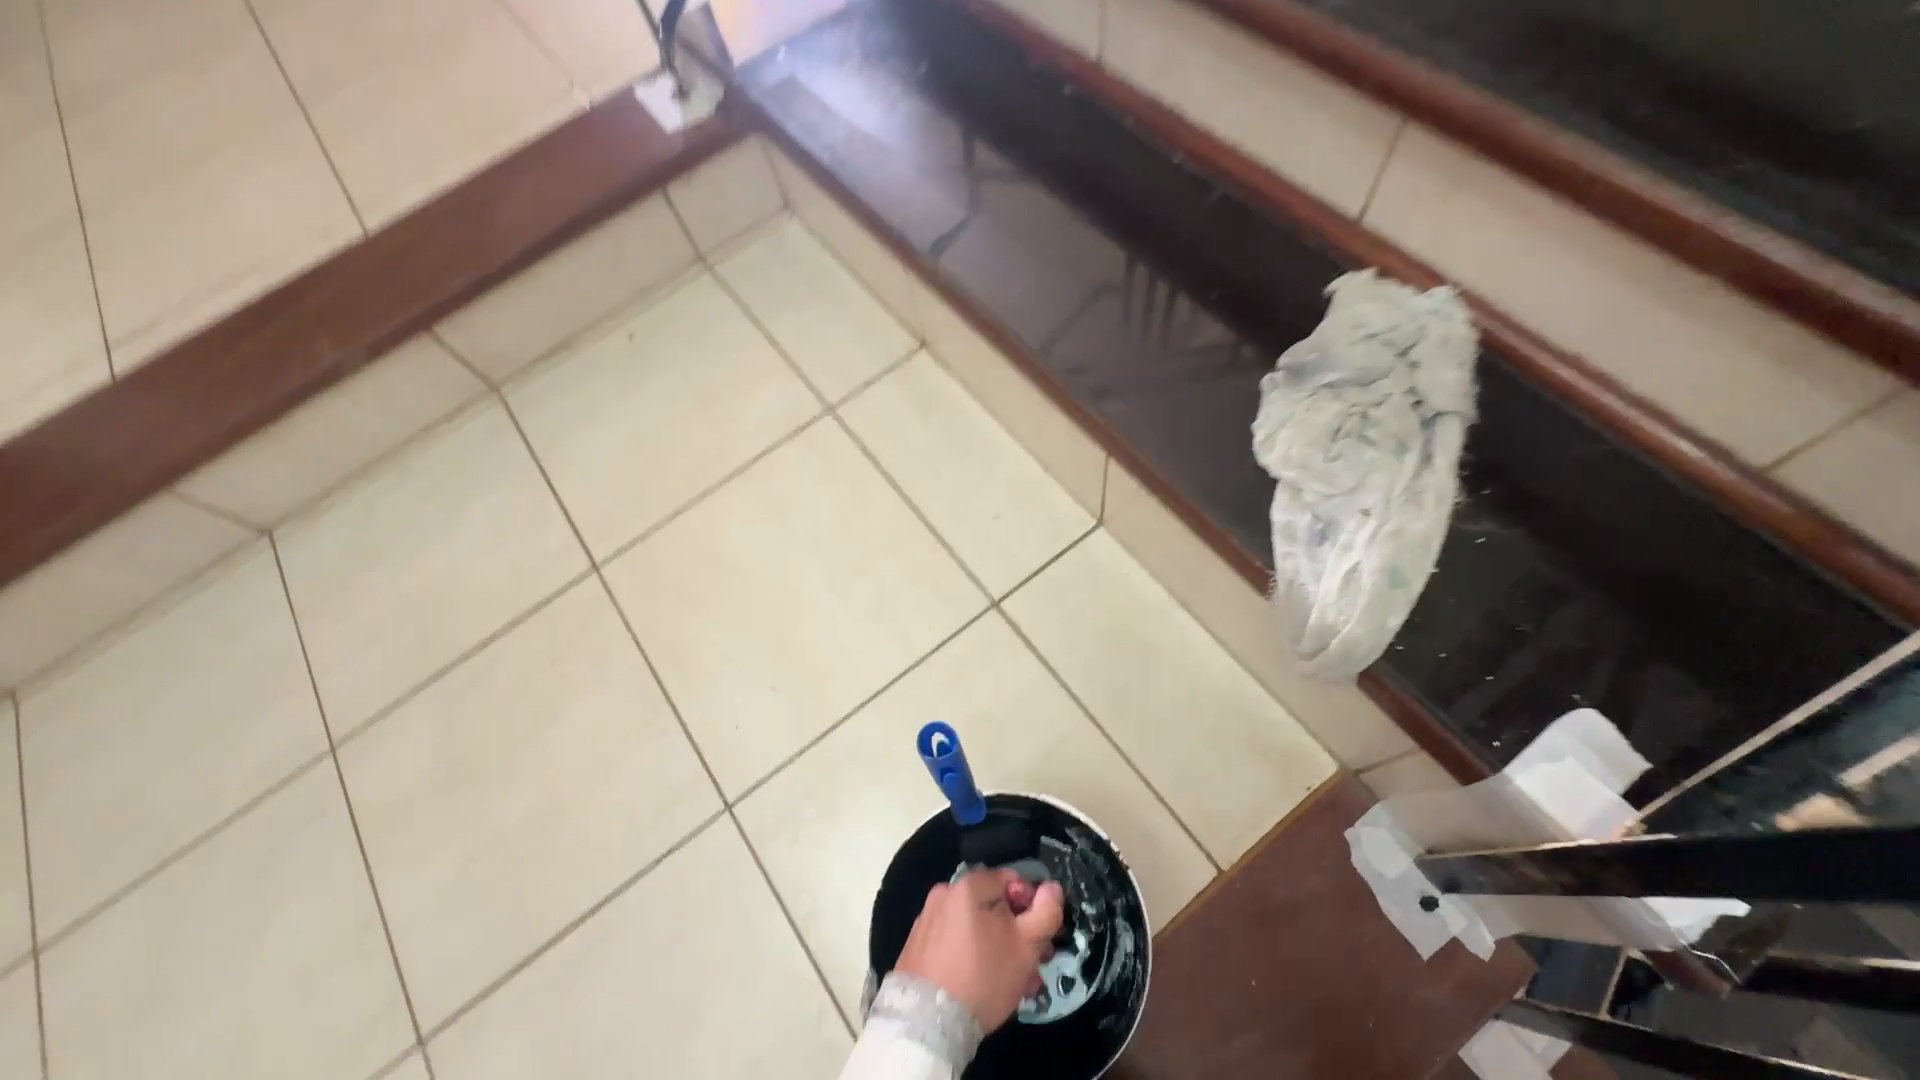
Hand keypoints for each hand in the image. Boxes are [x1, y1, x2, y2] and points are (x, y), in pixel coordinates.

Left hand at [894, 868, 1065, 1033]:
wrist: (928, 1022)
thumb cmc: (983, 976)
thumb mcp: (1026, 946)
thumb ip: (1046, 912)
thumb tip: (1052, 888)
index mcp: (966, 886)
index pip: (1011, 881)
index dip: (1033, 906)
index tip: (1042, 937)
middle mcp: (943, 896)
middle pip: (992, 907)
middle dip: (1018, 934)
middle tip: (1034, 965)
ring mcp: (927, 922)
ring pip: (975, 929)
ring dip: (999, 949)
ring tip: (1016, 983)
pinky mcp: (918, 948)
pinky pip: (954, 944)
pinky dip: (973, 957)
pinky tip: (987, 985)